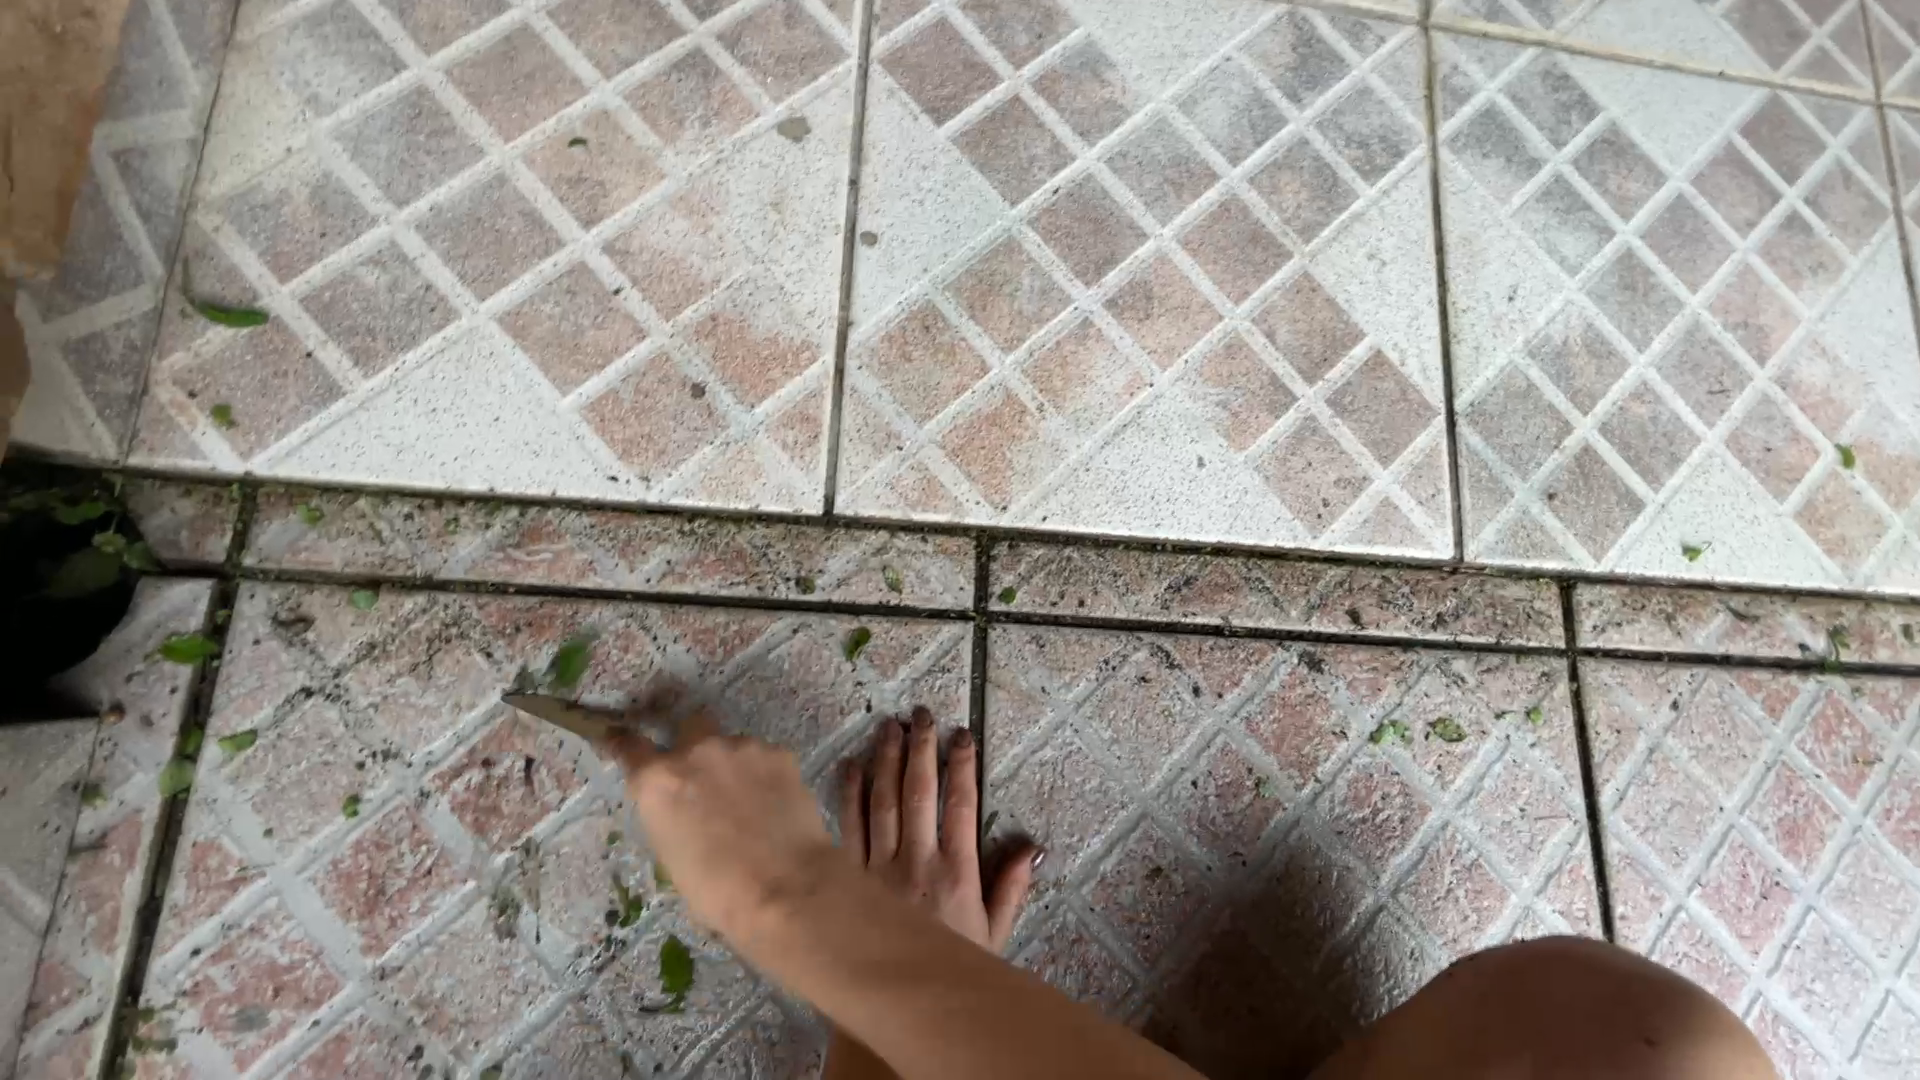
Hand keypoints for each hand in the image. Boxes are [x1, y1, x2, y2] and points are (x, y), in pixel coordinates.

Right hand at [607, 710, 838, 940]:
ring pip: (733, 744)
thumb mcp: (670, 853)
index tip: (623, 737)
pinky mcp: (778, 753)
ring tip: (750, 798)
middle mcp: (697, 752)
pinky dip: (765, 774)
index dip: (627, 743)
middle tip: (706, 772)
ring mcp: (742, 748)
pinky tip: (775, 801)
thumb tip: (679, 804)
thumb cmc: (717, 889)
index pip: (631, 746)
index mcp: (659, 781)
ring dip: (734, 763)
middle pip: (691, 725)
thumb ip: (669, 813)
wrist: (784, 886)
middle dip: (694, 740)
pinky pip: (765, 757)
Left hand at [837, 707, 1037, 951]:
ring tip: (889, 726)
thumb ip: (1011, 889)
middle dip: (922, 749)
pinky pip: (848, 827)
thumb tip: (1033, 847)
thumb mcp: (994, 934)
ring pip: (883, 802)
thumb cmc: (950, 967)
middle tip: (922, 714)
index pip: (961, 806)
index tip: (964, 735)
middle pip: (919, 792)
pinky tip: (853, 766)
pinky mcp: (850, 876)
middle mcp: (916, 862)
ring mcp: (879, 867)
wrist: (893, 1001)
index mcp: (955, 873)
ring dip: (887, 760)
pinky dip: (850, 794)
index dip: (963, 766)